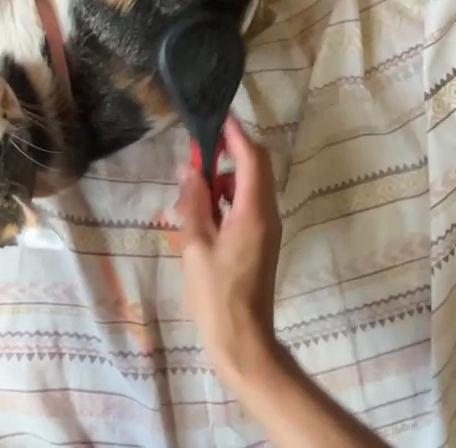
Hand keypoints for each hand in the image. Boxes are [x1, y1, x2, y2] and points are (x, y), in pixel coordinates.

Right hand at [171, 118, 282, 377]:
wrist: (243, 341)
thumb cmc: (216, 294)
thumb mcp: (195, 245)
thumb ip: (193, 202)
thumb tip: (189, 168)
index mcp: (254, 210)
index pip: (251, 157)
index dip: (235, 133)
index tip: (217, 114)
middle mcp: (266, 214)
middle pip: (255, 167)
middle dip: (228, 153)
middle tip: (198, 151)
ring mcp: (266, 229)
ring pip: (249, 186)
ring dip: (224, 179)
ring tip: (191, 190)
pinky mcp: (260, 242)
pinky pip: (246, 205)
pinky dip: (226, 199)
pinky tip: (201, 214)